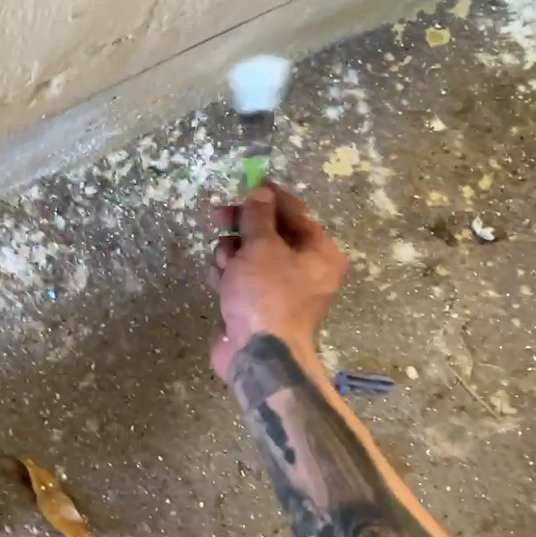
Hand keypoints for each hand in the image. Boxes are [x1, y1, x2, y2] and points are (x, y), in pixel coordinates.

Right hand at [207, 182, 347, 383]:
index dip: (268, 196)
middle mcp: (306, 269)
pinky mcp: (258, 304)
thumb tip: (261, 192)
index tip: (246, 182)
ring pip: (249, 255)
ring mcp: (281, 289)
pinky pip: (241, 278)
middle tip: (216, 218)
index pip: (294, 212)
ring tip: (222, 265)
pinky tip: (218, 283)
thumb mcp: (261, 247)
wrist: (259, 354)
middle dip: (241, 227)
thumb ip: (258, 217)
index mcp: (319, 252)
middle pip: (269, 233)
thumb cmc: (266, 294)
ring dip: (230, 253)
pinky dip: (227, 276)